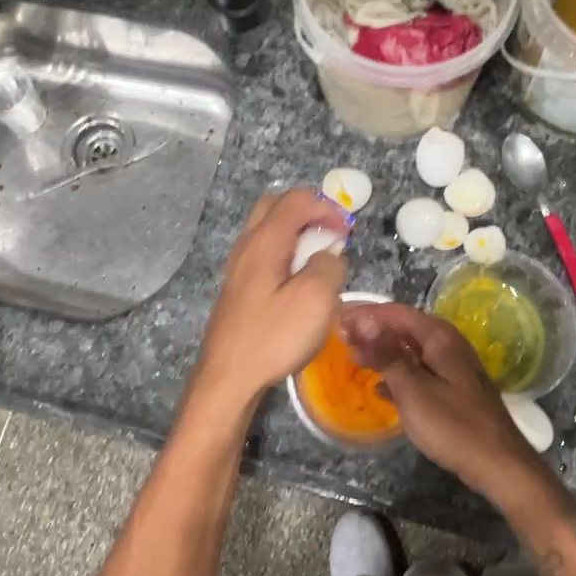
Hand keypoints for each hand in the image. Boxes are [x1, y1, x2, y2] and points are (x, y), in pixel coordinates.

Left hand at [193, 188, 349, 406]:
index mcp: (265, 240)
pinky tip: (298, 284)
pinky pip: (264, 253)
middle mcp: (247, 245)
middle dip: (308, 212)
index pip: (297, 199)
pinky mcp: (238, 287)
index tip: (347, 234)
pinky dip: (285, 254)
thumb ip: (329, 265)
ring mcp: (239, 266)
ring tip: (318, 261)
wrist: (228, 376)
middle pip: (276, 206)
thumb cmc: (273, 336)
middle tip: (330, 237)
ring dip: (296, 234)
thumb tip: (328, 254)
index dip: (327, 208)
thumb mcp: (316, 299)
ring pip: (268, 229)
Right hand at [341, 303, 540, 499]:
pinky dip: (398, 375)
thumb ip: (386, 355)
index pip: (396, 313)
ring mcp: (452, 368)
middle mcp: (447, 344)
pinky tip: (381, 389)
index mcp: (439, 337)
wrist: (499, 464)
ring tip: (355, 360)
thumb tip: (362, 324)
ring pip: (410, 351)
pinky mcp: (453, 390)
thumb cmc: (453, 424)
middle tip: (342, 340)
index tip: (338, 322)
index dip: (366, 314)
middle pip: (404, 328)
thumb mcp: (412, 389)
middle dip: (373, 331)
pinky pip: (419, 372)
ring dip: (383, 353)